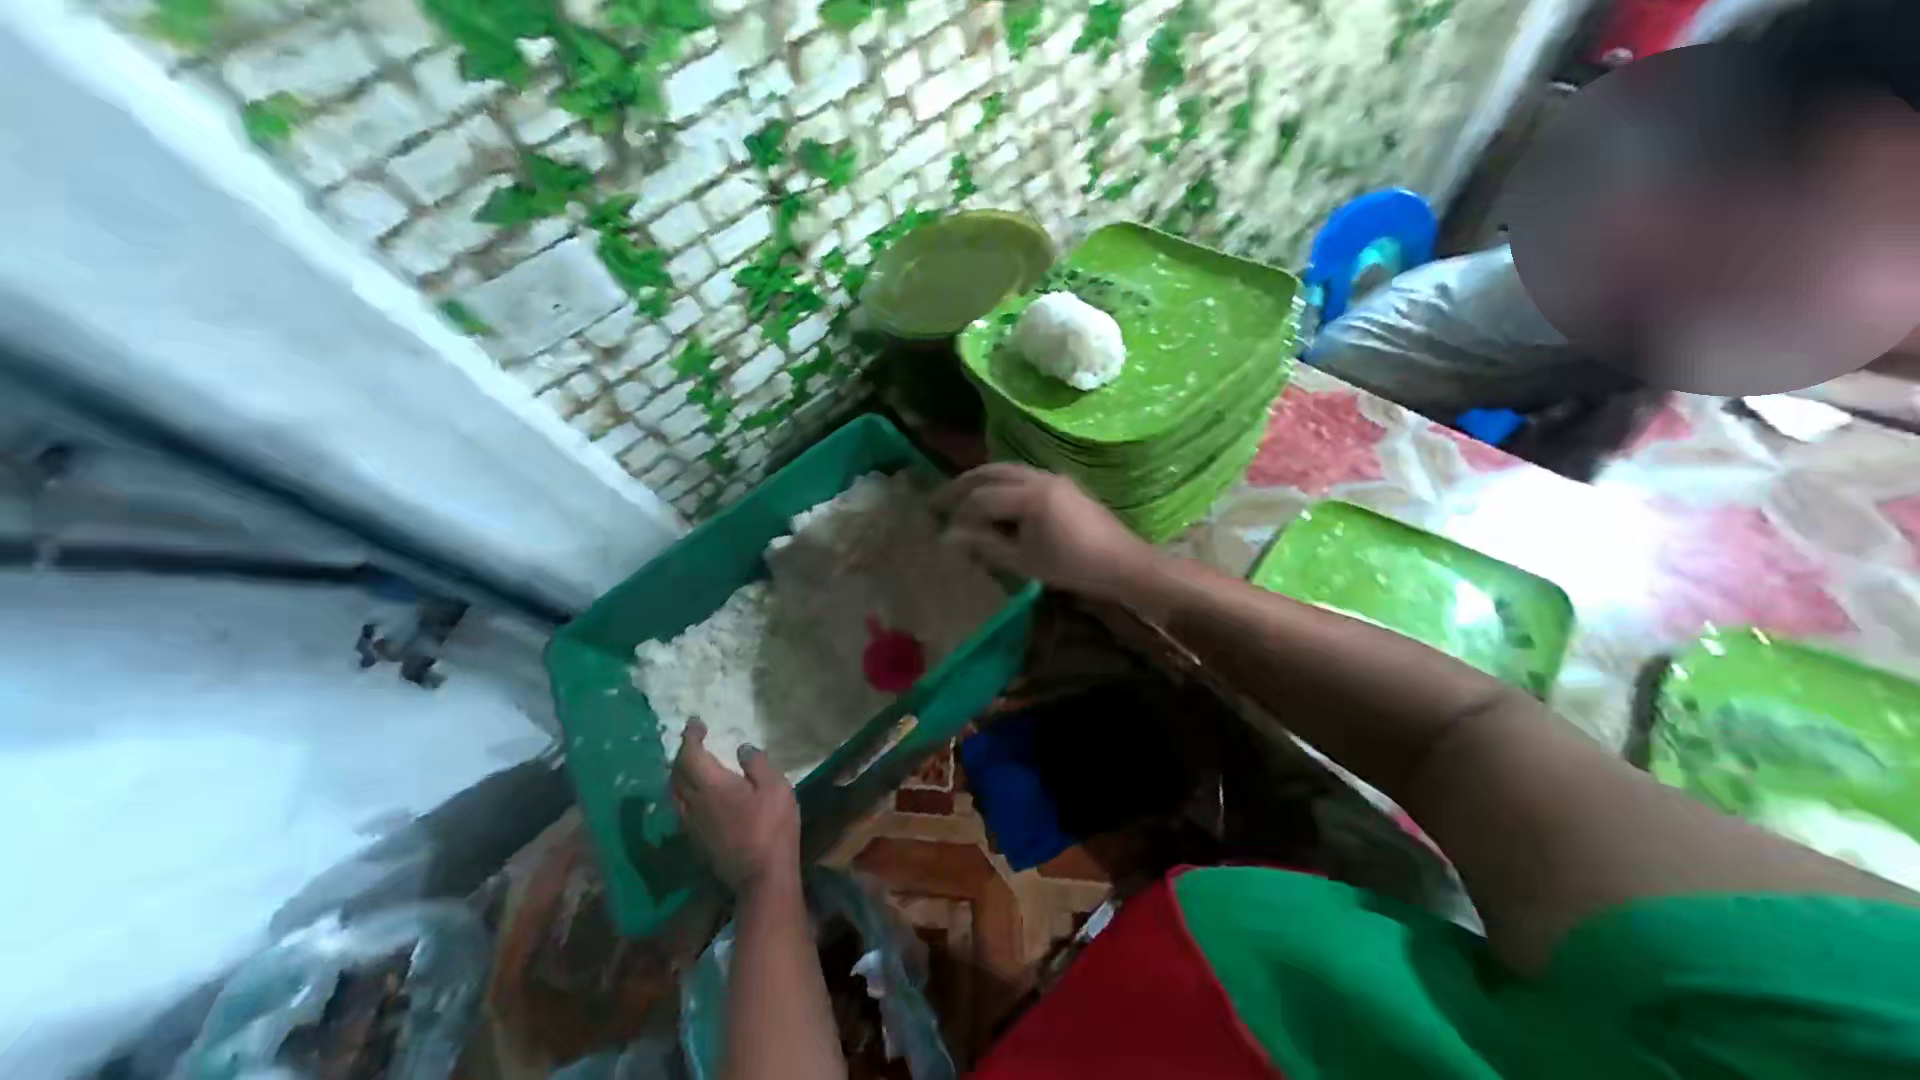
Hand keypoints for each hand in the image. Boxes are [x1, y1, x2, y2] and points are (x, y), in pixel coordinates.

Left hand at [671, 720, 799, 894]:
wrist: (761, 876)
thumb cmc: (771, 826)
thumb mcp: (775, 787)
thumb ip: (757, 764)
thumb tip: (741, 748)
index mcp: (710, 785)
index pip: (689, 755)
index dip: (690, 737)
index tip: (695, 723)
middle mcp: (693, 803)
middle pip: (676, 774)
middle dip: (682, 755)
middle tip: (694, 742)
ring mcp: (692, 825)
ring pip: (675, 794)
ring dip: (679, 776)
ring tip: (692, 767)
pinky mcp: (696, 841)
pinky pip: (681, 810)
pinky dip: (684, 795)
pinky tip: (698, 797)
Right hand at [933, 463, 1160, 603]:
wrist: (1122, 563)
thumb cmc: (1073, 567)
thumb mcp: (1024, 561)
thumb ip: (985, 545)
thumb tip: (949, 538)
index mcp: (1031, 496)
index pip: (982, 498)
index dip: (958, 514)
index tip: (939, 529)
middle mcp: (1040, 477)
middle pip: (990, 472)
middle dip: (961, 485)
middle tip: (937, 500)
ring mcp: (1052, 477)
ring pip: (1006, 469)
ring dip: (980, 480)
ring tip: (958, 496)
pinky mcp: (1060, 483)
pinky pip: (1021, 475)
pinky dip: (998, 482)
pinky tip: (990, 499)